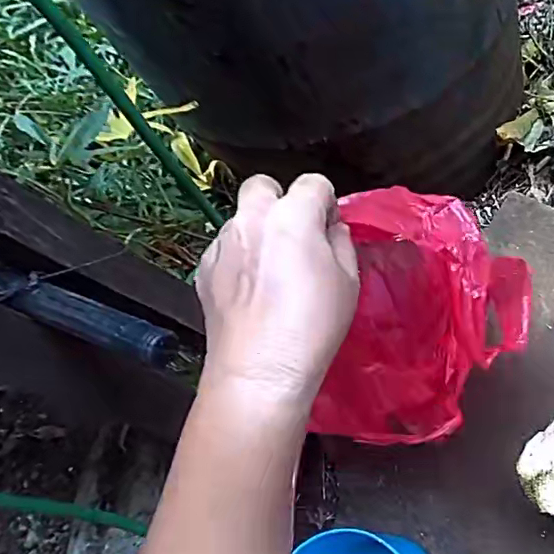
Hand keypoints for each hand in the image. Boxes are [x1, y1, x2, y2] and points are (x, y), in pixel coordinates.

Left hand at [195, 173, 358, 405]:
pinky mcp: (205, 268)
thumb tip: (330, 229)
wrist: (260, 370)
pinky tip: (255, 291)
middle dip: (283, 202)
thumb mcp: (348, 281)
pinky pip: (228, 248)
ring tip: (275, 273)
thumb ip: (341, 242)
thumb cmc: (312, 326)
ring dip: (261, 231)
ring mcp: (223, 243)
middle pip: (264, 185)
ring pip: (243, 218)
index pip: (314, 183)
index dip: (326, 204)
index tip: (330, 231)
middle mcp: (251, 220)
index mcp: (292, 216)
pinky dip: (242, 257)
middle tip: (298, 237)